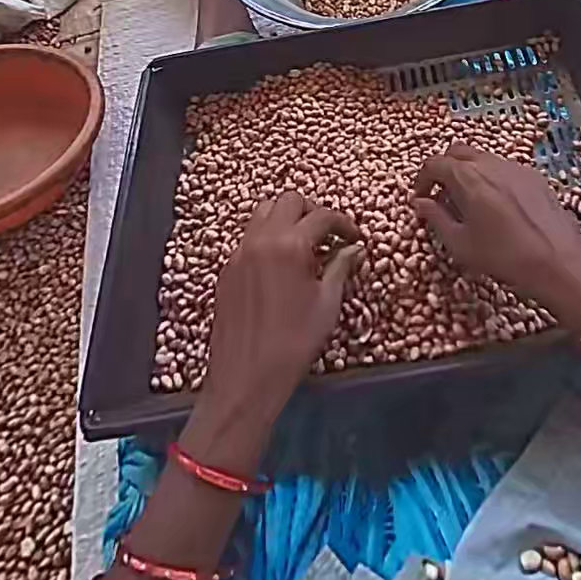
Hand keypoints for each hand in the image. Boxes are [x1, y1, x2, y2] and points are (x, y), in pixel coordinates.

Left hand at [202, 191, 361, 411]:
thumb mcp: (327, 304)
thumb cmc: (294, 343)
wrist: (244, 378)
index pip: (322, 216)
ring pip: (263, 212)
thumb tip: (354, 248)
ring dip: (287, 218)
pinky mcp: (227, 268)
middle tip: (328, 233)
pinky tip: (281, 263)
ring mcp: (239, 252)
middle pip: (289, 200)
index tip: (354, 238)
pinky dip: (268, 236)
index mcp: (290, 245)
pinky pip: (249, 236)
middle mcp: (261, 239)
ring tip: (304, 243)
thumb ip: (340, 267)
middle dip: (312, 210)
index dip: (343, 223)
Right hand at [413, 145, 580, 331]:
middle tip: (440, 194)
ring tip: (467, 202)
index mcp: (468, 177)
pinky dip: (490, 177)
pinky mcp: (535, 177)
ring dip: (467, 172)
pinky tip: (496, 205)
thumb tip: (421, 203)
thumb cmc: (504, 257)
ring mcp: (515, 168)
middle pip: (457, 152)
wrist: (559, 263)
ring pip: (482, 158)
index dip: (422, 179)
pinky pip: (504, 168)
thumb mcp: (460, 244)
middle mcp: (491, 164)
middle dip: (443, 169)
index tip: (420, 198)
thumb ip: (436, 218)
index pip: (434, 164)